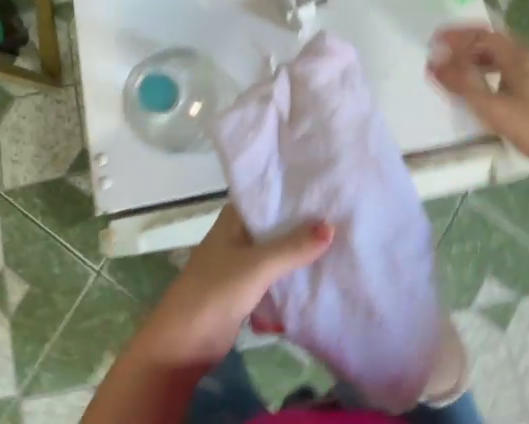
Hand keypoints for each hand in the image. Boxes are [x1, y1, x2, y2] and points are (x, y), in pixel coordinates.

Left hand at [140, 206, 333, 364]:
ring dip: (301, 250)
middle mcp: (238, 235)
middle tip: (344, 213)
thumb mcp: (257, 265)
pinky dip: (294, 274)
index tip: (326, 186)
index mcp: (233, 219)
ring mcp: (242, 263)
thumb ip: (293, 247)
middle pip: (275, 224)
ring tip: (342, 239)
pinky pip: (276, 276)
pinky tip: (322, 272)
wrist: (184, 343)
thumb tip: (331, 226)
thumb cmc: (215, 291)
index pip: (266, 196)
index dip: (293, 192)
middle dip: (303, 222)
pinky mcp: (247, 289)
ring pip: (277, 250)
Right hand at [428, 24, 528, 190]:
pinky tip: (479, 91)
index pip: (482, 35)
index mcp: (517, 59)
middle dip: (464, 44)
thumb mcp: (492, 107)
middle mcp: (526, 63)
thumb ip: (461, 84)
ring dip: (474, 59)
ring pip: (499, 59)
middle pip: (491, 43)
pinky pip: (504, 74)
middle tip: (442, 53)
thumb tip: (433, 63)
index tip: (434, 42)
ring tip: (454, 70)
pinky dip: (486, 74)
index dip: (456, 36)